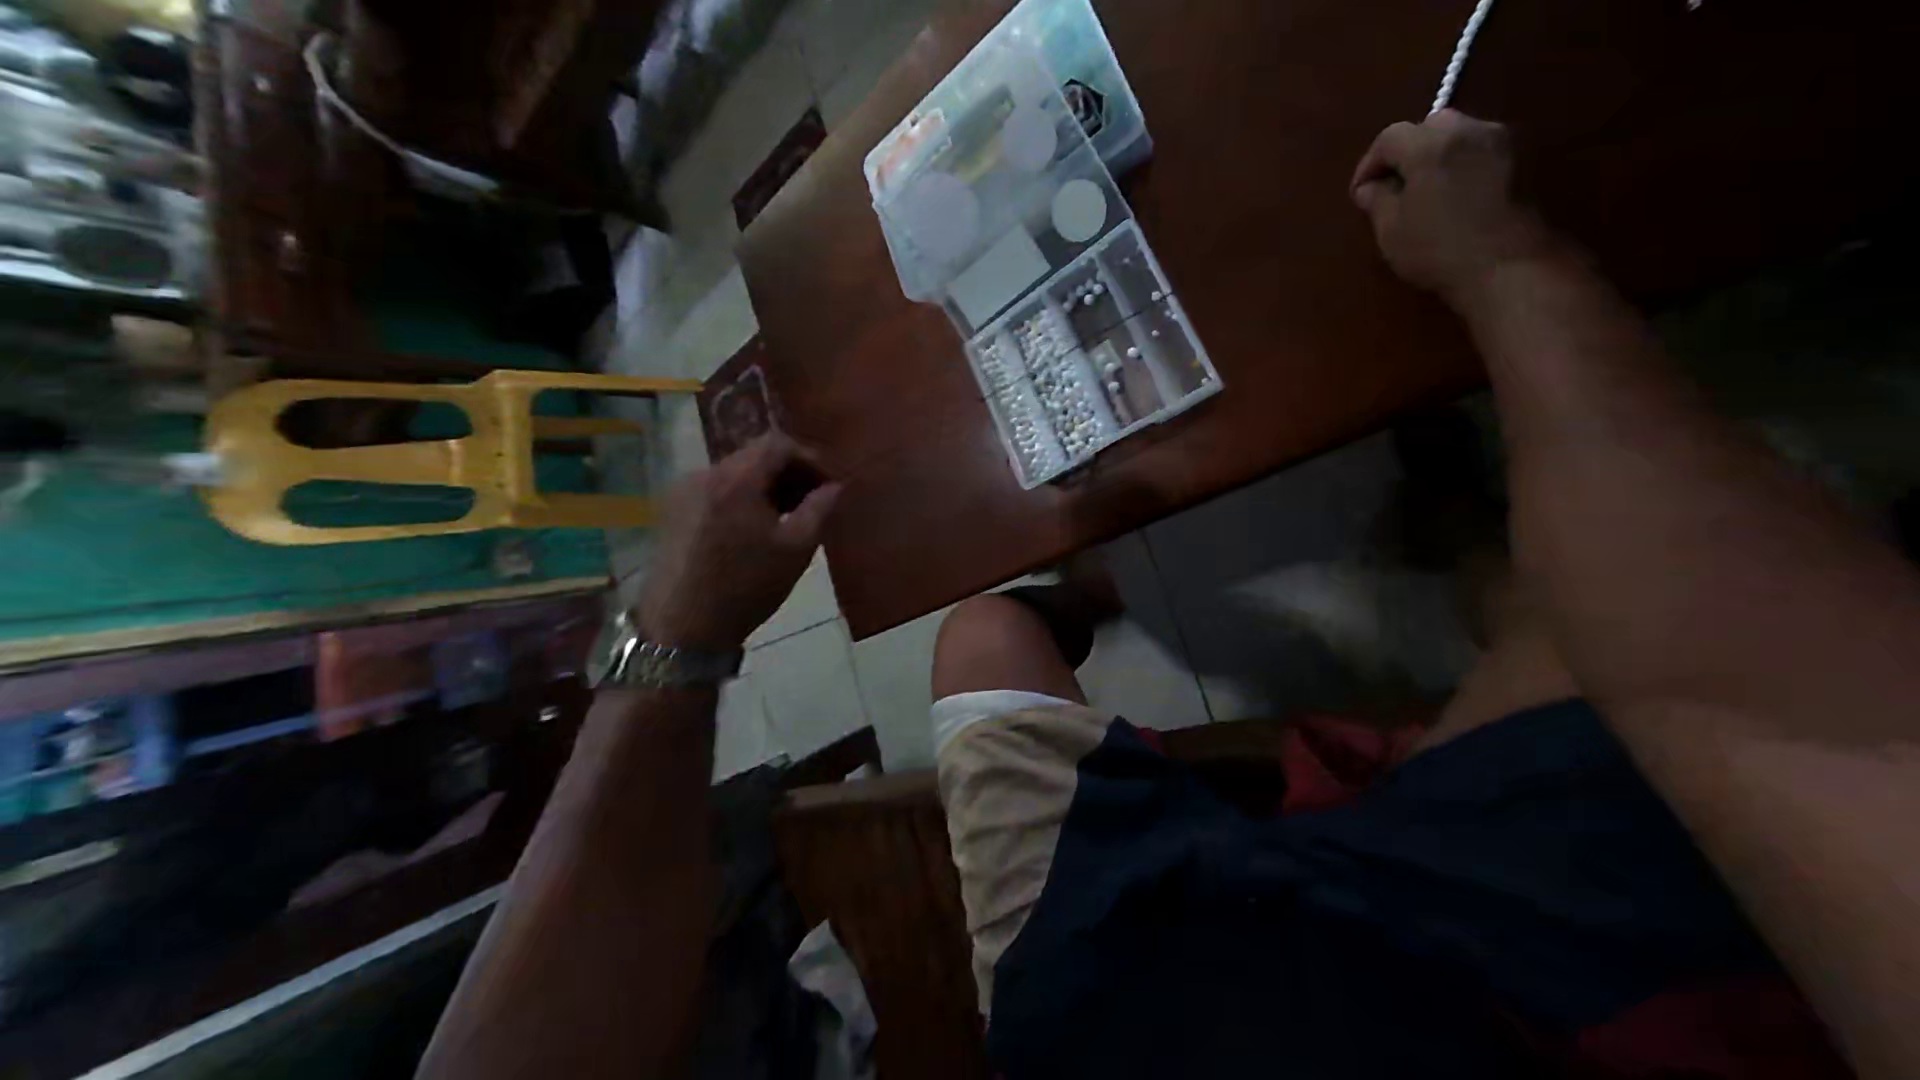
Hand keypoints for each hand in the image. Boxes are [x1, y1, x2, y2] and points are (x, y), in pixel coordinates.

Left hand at [636, 433, 842, 650]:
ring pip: (736, 473)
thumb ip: (819, 509)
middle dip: (789, 472)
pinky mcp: (674, 511)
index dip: (810, 457)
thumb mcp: (795, 549)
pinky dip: (744, 497)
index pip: (778, 443)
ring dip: (767, 485)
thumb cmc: (745, 587)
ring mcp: (684, 492)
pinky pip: (718, 490)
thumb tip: (835, 486)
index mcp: (736, 479)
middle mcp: (705, 474)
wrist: (682, 627)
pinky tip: (756, 527)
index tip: (829, 483)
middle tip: (814, 500)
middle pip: (755, 456)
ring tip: (788, 515)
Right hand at [1350, 110, 1559, 305]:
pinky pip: (1477, 148)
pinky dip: (1458, 161)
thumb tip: (1370, 187)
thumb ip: (1377, 200)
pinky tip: (1449, 191)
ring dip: (1434, 153)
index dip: (1369, 164)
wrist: (1501, 264)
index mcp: (1429, 147)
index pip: (1389, 137)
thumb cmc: (1435, 248)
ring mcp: (1497, 142)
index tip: (1360, 193)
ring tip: (1421, 188)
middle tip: (1392, 185)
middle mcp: (1467, 131)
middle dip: (1405, 150)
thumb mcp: (1390, 229)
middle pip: (1428, 125)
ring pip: (1457, 132)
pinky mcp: (1515, 160)